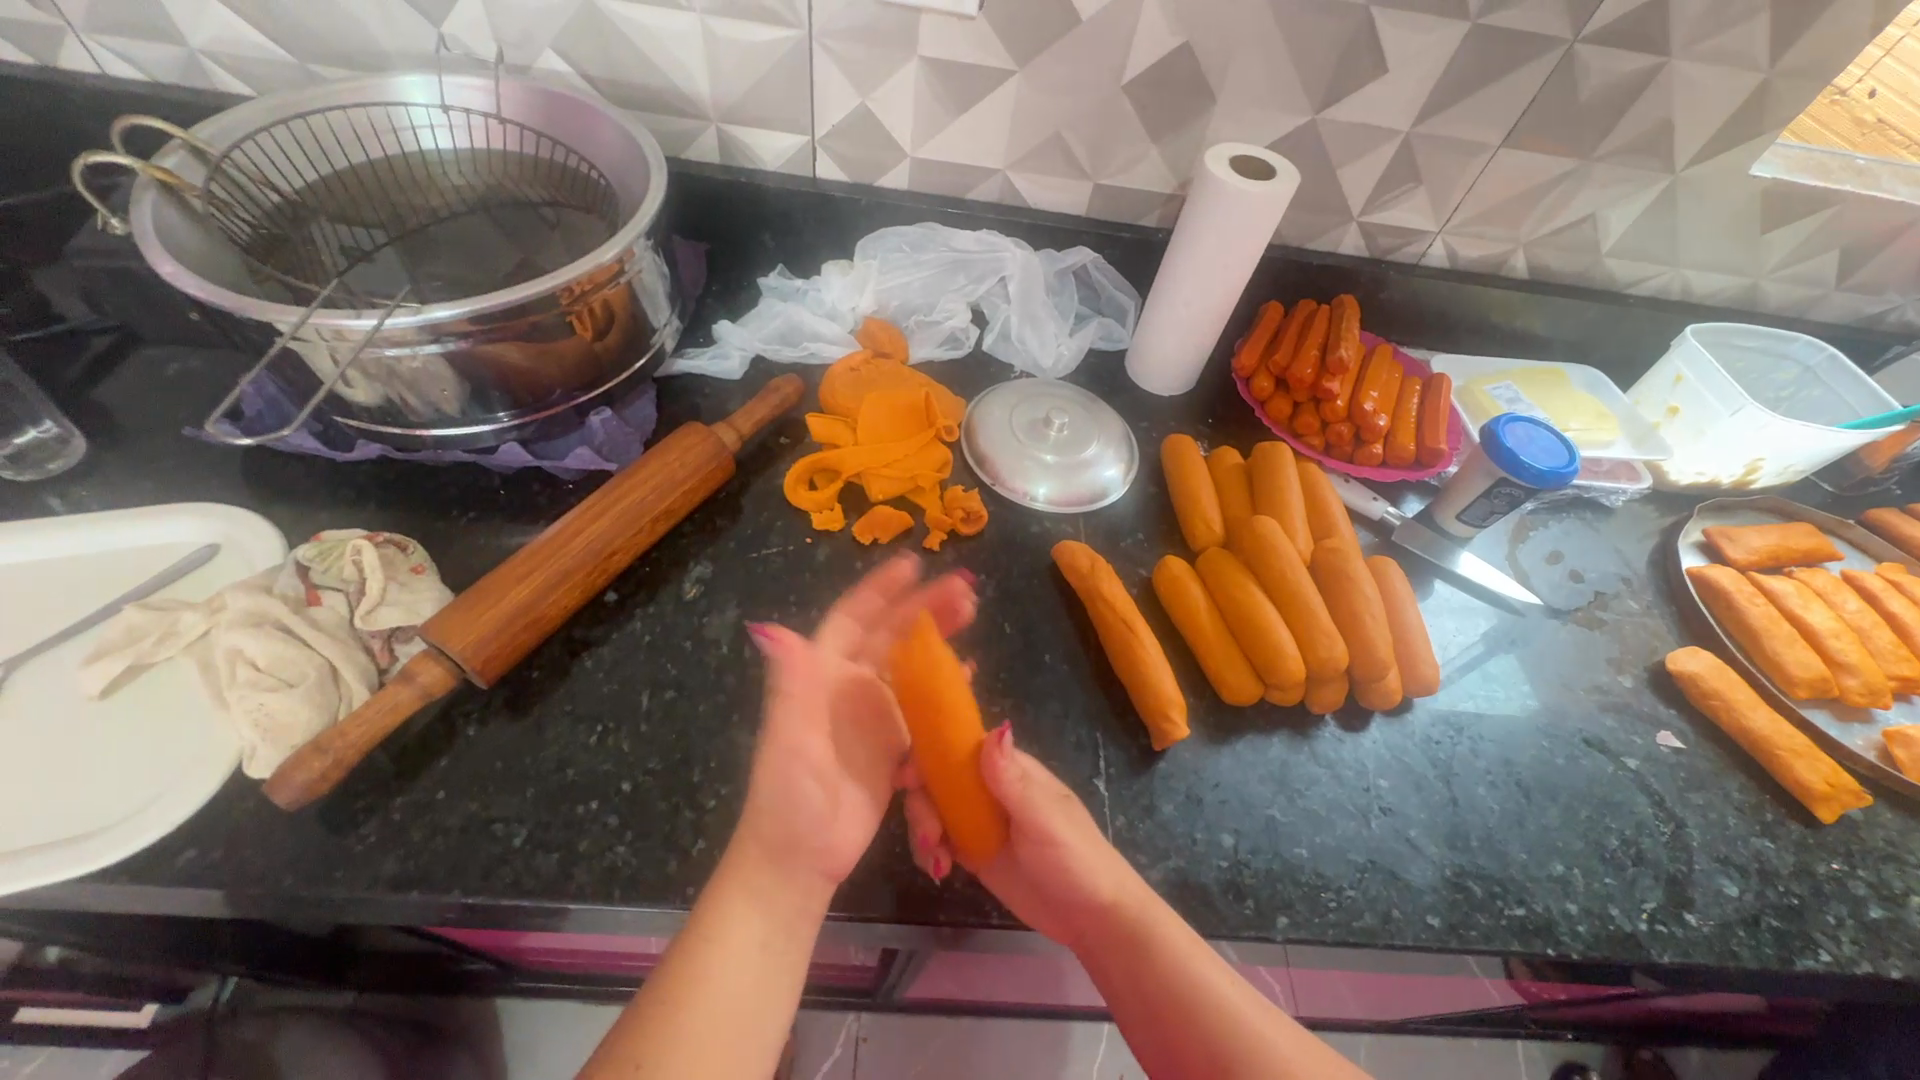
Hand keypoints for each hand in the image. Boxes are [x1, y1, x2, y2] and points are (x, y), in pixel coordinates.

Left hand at [732, 554, 974, 895]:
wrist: (798, 860)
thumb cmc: (787, 796)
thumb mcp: (787, 739)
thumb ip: (790, 685)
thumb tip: (776, 629)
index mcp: (822, 676)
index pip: (854, 619)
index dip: (881, 589)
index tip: (915, 563)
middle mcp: (847, 687)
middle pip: (890, 635)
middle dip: (925, 608)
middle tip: (966, 589)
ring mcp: (871, 717)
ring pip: (909, 664)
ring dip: (938, 637)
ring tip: (973, 612)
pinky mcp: (891, 747)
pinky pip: (921, 705)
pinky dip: (944, 684)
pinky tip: (969, 672)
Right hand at [902, 724, 1146, 949]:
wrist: (1091, 917)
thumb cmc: (1075, 858)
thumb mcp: (1043, 818)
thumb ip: (1012, 778)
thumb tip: (996, 727)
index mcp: (1009, 769)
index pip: (959, 746)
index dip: (928, 756)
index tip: (909, 779)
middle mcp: (989, 789)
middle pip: (937, 779)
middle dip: (922, 804)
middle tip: (929, 837)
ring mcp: (980, 821)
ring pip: (933, 810)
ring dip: (923, 830)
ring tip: (935, 861)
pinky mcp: (973, 852)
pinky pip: (938, 841)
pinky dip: (929, 852)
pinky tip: (940, 870)